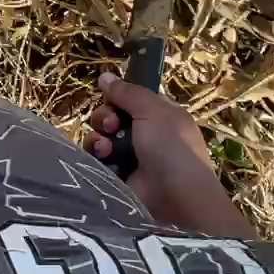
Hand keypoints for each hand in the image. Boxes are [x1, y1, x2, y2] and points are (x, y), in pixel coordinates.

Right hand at [87, 72, 254, 238]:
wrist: (176, 198)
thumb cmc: (171, 148)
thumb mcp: (153, 111)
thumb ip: (127, 92)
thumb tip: (104, 75)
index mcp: (161, 116)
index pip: (131, 99)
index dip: (119, 97)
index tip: (112, 98)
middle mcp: (146, 135)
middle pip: (111, 116)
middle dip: (105, 117)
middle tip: (111, 125)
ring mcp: (132, 157)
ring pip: (101, 138)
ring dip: (99, 138)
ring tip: (105, 147)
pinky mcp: (118, 176)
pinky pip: (98, 160)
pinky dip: (97, 156)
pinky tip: (103, 158)